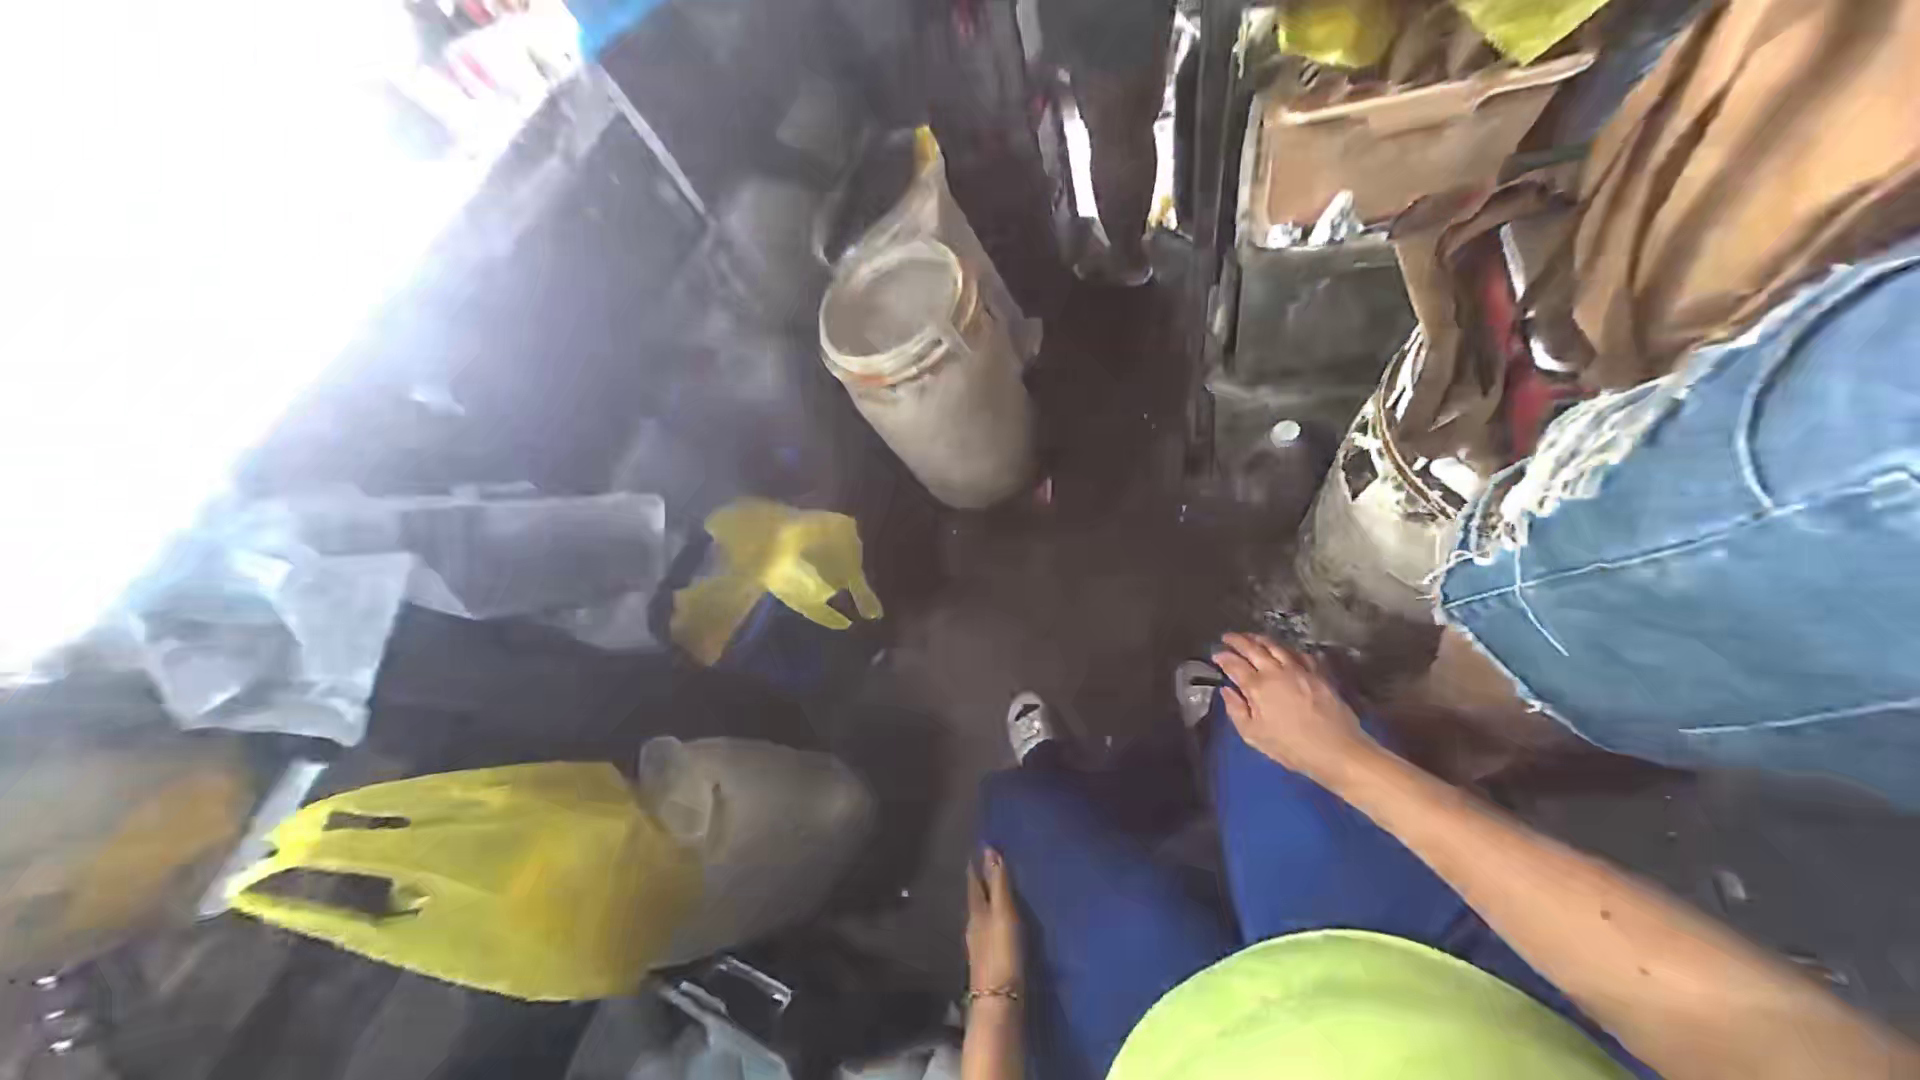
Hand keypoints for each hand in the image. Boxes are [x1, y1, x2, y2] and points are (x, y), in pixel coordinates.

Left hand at [965, 849, 1022, 993]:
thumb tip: (988, 849)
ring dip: (987, 901)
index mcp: (976, 911)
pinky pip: (989, 930)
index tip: (978, 848)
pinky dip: (993, 919)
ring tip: (996, 890)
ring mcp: (979, 945)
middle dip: (980, 881)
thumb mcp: (1003, 913)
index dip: (976, 865)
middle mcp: (973, 925)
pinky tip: (1000, 923)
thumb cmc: (1002, 951)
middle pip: (975, 898)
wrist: (999, 1002)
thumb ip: (998, 884)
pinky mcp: (989, 961)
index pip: (974, 882)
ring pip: (980, 915)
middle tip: (988, 864)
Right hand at [1212, 632, 1379, 781]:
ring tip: (1251, 637)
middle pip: (1253, 648)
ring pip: (1276, 646)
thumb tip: (1227, 690)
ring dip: (1260, 639)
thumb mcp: (1253, 735)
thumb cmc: (1290, 747)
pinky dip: (1289, 649)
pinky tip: (1286, 651)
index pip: (1234, 664)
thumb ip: (1236, 710)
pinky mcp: (1318, 674)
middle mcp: (1276, 671)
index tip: (1215, 655)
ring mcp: (1300, 670)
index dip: (1222, 657)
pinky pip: (1301, 655)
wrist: (1337, 750)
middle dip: (1237, 640)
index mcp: (1257, 686)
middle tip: (1227, 636)